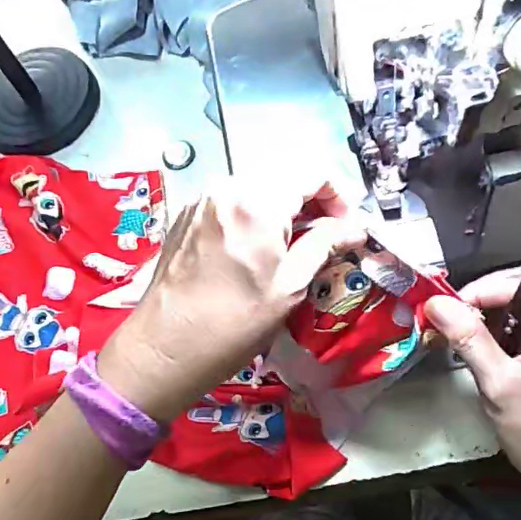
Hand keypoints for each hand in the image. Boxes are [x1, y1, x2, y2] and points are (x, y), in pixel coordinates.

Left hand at [98, 175, 360, 419]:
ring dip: (282, 207)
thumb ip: (324, 245)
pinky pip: (231, 201)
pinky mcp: (186, 215)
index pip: (311, 171)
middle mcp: (225, 187)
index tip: (346, 223)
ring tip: (292, 245)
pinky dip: (253, 214)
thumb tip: (354, 227)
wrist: (166, 348)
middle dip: (310, 199)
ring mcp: (201, 199)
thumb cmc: (234, 324)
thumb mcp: (290, 287)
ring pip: (256, 186)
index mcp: (256, 201)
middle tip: (325, 234)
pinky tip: (257, 248)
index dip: (338, 193)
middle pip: (283, 174)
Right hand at [422, 266, 520, 495]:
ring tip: (458, 335)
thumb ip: (470, 341)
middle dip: (486, 302)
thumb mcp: (501, 387)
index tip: (454, 308)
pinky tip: (477, 352)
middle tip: (452, 319)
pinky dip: (499, 338)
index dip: (490, 288)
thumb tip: (436, 304)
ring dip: (490, 320)